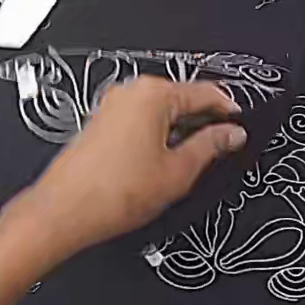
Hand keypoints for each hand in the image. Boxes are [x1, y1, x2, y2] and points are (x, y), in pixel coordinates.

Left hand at [3, 76, 246, 263]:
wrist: (64, 212)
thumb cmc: (111, 193)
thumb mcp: (177, 172)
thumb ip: (210, 147)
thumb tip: (231, 134)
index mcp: (152, 95)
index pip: (205, 92)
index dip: (228, 111)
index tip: (241, 126)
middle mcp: (129, 93)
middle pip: (181, 98)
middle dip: (204, 121)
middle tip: (223, 146)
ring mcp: (112, 107)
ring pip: (161, 111)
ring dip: (181, 130)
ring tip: (192, 161)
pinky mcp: (102, 124)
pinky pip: (141, 120)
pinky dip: (159, 135)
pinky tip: (163, 162)